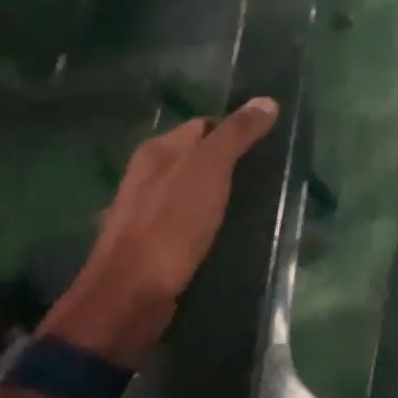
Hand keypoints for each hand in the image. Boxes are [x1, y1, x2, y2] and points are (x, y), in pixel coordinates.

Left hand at [37, 97, 278, 367]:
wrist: (129, 297)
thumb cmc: (170, 224)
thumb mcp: (208, 168)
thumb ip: (236, 134)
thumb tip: (266, 100)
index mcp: (157, 151)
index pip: (206, 124)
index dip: (237, 130)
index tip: (268, 145)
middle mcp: (147, 175)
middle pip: (200, 156)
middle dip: (232, 162)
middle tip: (268, 174)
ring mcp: (147, 211)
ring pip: (196, 189)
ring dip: (223, 193)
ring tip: (257, 202)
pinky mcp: (154, 243)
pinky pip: (191, 219)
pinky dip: (211, 220)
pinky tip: (229, 230)